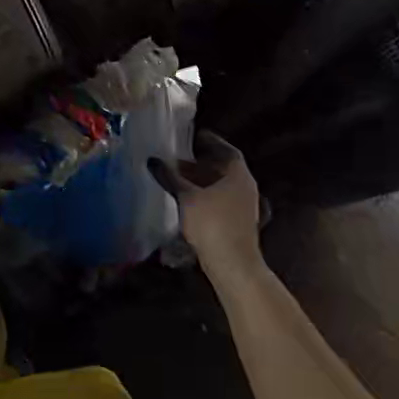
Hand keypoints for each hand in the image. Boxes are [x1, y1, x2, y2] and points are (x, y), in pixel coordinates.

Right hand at [149, 131, 264, 269]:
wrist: (232, 262)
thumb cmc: (211, 223)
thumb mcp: (186, 197)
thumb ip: (170, 177)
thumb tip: (153, 161)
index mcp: (238, 176)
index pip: (227, 151)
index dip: (211, 142)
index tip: (196, 136)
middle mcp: (246, 187)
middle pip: (223, 168)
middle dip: (201, 163)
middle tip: (179, 159)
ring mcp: (245, 206)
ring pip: (222, 185)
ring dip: (202, 180)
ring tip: (179, 179)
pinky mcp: (238, 221)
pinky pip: (221, 199)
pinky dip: (206, 194)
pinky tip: (188, 200)